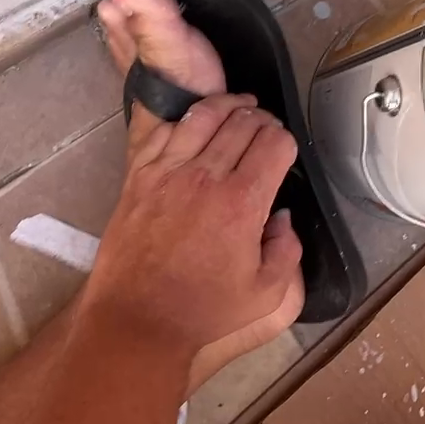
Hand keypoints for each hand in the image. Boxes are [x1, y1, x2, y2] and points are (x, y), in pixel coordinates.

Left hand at [83, 93, 303, 361]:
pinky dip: (187, 119)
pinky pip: (166, 128)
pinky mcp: (140, 173)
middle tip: (266, 128)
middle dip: (263, 119)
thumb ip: (287, 250)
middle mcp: (207, 176)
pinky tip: (196, 124)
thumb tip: (283, 215)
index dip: (286, 141)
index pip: (275, 143)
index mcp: (242, 203)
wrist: (137, 317)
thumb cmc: (203, 309)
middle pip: (244, 122)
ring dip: (228, 105)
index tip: (284, 152)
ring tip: (239, 107)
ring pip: (205, 114)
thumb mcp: (265, 294)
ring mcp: (169, 170)